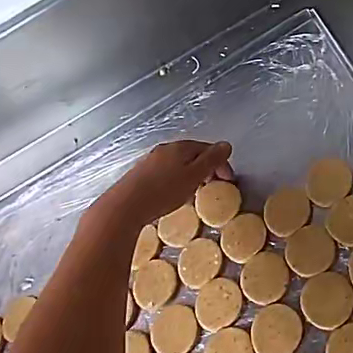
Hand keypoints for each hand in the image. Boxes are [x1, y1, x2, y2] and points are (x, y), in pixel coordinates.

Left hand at [84, 140, 232, 238]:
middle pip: (193, 154)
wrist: (124, 206)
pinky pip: (166, 172)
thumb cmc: (163, 191)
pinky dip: (177, 179)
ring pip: (179, 163)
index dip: (222, 163)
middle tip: (214, 184)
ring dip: (192, 174)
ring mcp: (150, 161)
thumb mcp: (194, 175)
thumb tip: (226, 145)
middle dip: (207, 167)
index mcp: (180, 147)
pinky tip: (175, 194)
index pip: (208, 148)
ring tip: (196, 191)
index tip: (228, 180)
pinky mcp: (140, 174)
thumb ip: (212, 160)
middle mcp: (164, 150)